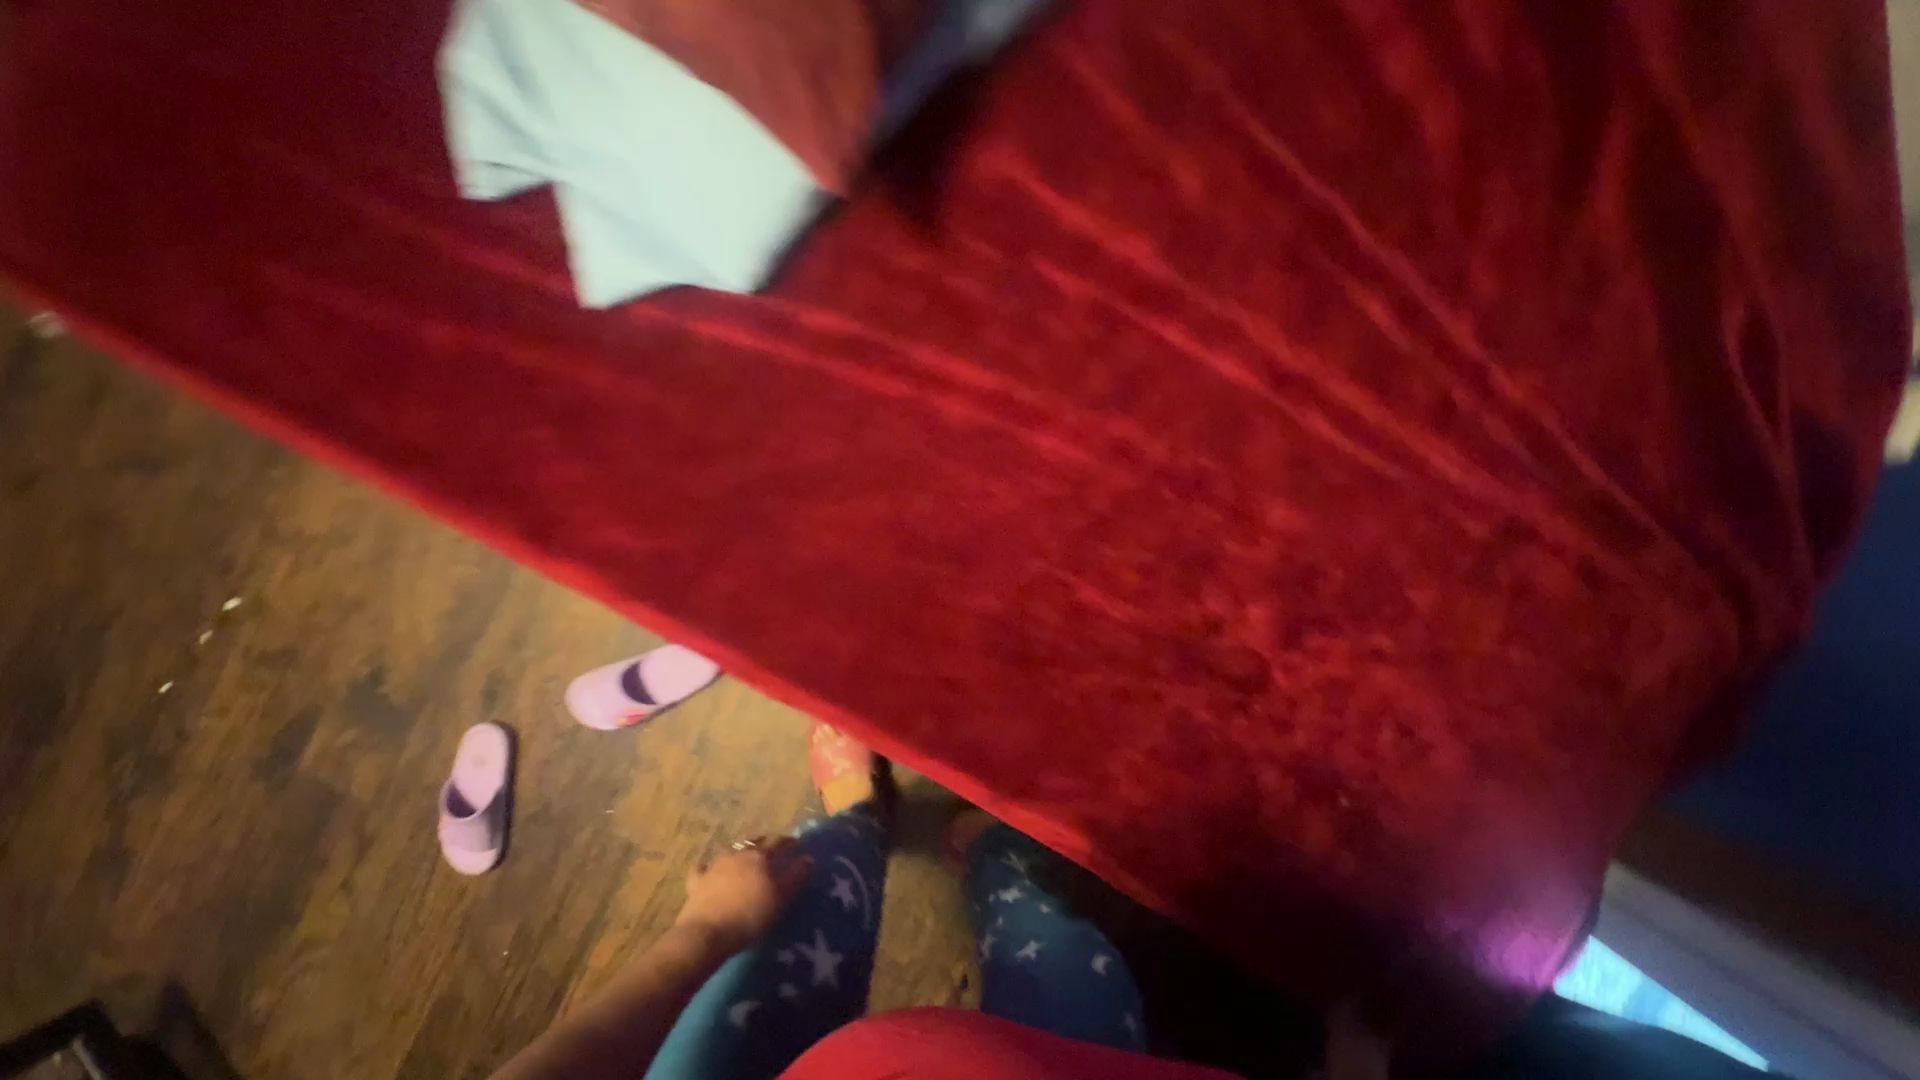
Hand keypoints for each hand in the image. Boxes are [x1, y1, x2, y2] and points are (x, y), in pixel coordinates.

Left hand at [674, 837, 813, 954]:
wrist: (707, 932)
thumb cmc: (750, 915)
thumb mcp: (781, 898)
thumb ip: (796, 876)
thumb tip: (808, 858)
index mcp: (761, 856)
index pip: (780, 842)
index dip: (790, 843)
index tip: (798, 845)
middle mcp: (738, 854)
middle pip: (755, 843)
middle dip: (766, 845)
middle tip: (773, 853)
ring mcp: (715, 865)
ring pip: (732, 851)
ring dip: (741, 854)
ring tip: (745, 862)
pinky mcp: (698, 880)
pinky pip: (704, 868)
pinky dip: (709, 867)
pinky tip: (710, 870)